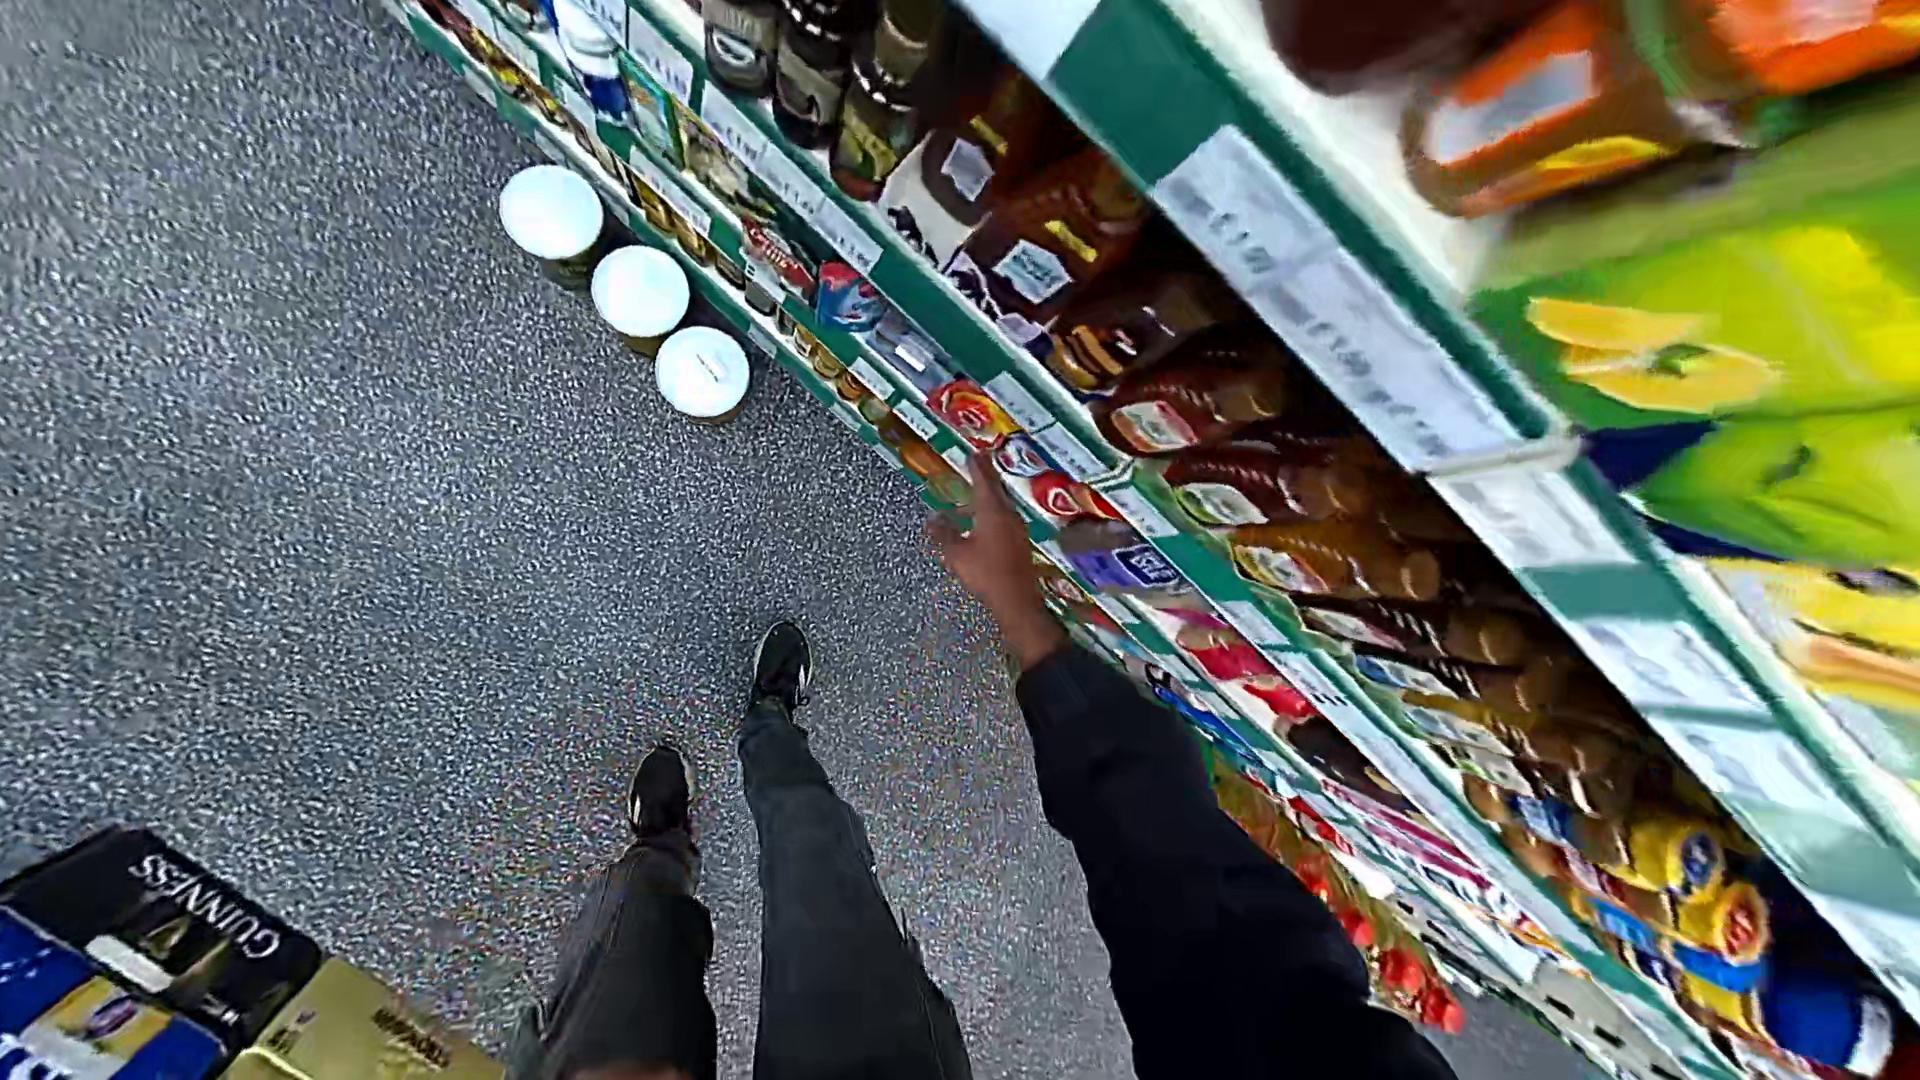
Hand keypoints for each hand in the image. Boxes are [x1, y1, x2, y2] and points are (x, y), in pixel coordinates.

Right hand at [927, 453, 1066, 669]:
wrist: (1016, 601)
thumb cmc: (986, 574)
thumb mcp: (957, 554)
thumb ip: (943, 534)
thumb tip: (931, 519)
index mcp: (993, 512)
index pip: (984, 482)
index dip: (977, 467)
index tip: (973, 454)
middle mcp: (1009, 516)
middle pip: (996, 492)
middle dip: (983, 481)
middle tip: (974, 470)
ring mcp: (1017, 530)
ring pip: (1000, 507)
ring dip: (985, 501)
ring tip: (969, 503)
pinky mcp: (1019, 544)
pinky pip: (1003, 521)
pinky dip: (990, 516)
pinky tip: (980, 527)